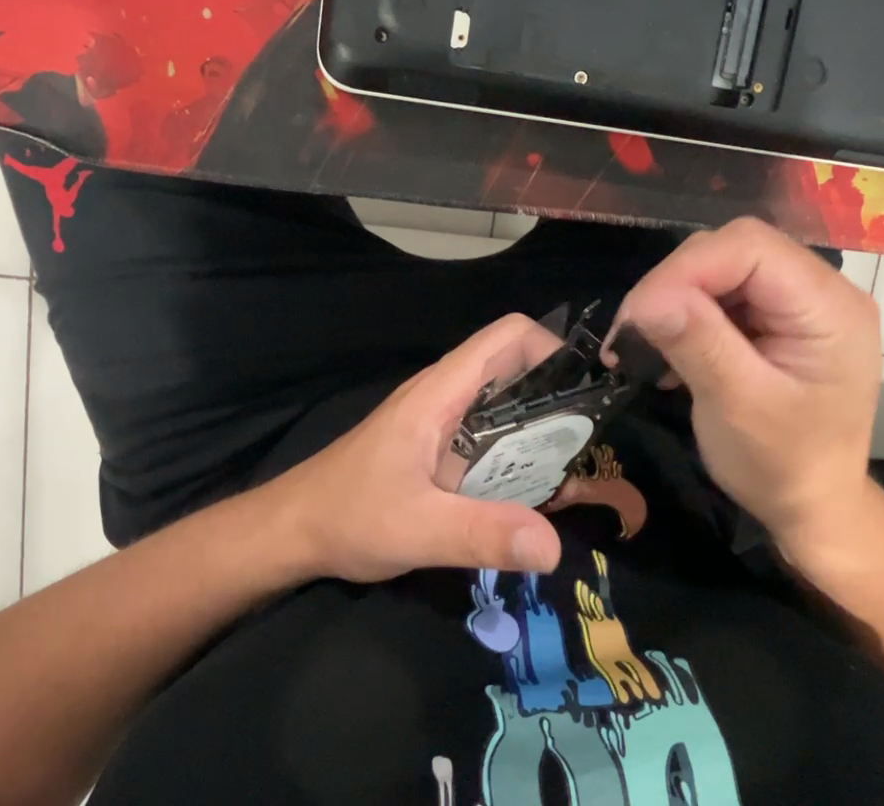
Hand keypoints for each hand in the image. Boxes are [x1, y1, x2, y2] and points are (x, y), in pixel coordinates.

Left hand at [260, 314, 565, 582]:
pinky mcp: (436, 453)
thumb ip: (482, 534)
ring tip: (573, 475)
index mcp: (440, 394)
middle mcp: (445, 399)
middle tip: (590, 447)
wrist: (293, 530)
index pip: (507, 337)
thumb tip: (554, 546)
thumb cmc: (348, 516)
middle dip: (558, 398)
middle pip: (514, 371)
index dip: (553, 348)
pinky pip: (489, 441)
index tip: (587, 392)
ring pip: (504, 408)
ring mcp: (440, 425)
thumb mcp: (418, 529)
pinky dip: (517, 459)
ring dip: (540, 433)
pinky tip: (532, 498)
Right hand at [612, 218, 882, 541]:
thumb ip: (698, 344)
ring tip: (639, 346)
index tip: (636, 316)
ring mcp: (799, 303)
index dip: (685, 269)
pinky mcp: (777, 317)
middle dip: (673, 286)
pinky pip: (721, 293)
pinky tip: (665, 351)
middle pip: (732, 251)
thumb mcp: (738, 407)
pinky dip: (685, 316)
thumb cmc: (782, 465)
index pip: (748, 247)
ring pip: (720, 268)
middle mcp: (821, 291)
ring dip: (672, 301)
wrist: (811, 507)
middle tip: (629, 335)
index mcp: (829, 307)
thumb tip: (647, 299)